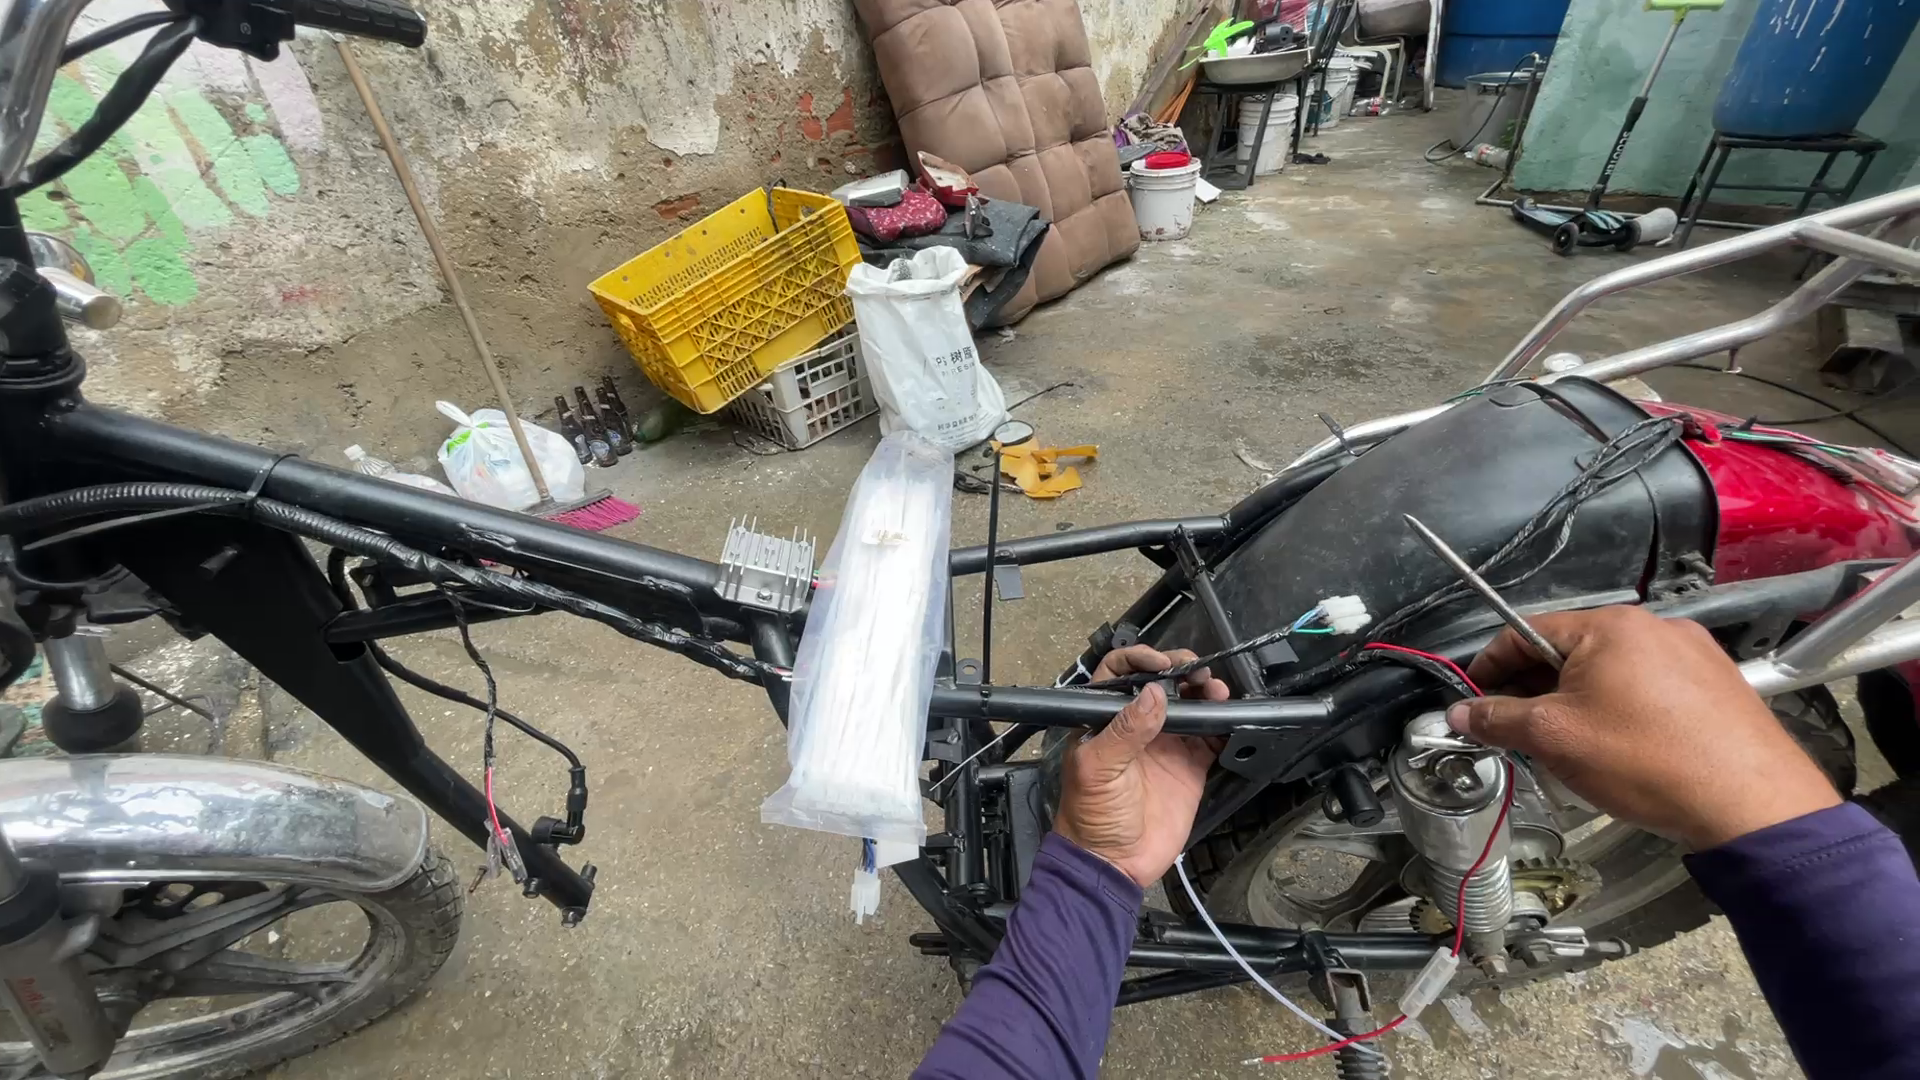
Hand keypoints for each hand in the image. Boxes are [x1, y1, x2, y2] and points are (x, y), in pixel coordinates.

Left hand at [1054, 646, 1227, 886]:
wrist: (1113, 862)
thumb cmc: (1091, 813)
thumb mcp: (1098, 768)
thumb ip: (1125, 731)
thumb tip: (1153, 694)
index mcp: (1105, 717)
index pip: (1118, 673)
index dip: (1138, 660)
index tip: (1161, 662)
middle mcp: (1136, 724)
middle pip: (1160, 683)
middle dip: (1180, 669)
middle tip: (1197, 671)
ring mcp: (1165, 744)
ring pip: (1189, 705)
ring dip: (1204, 692)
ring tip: (1216, 690)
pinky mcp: (1190, 767)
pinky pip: (1211, 739)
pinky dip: (1224, 725)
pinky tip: (1231, 716)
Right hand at [1447, 606, 1840, 849]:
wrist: (1760, 813)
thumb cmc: (1643, 760)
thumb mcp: (1551, 736)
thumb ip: (1494, 717)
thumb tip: (1456, 714)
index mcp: (1610, 626)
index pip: (1521, 633)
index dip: (1488, 666)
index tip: (1473, 699)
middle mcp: (1654, 627)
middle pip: (1564, 650)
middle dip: (1531, 687)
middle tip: (1514, 725)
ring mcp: (1694, 654)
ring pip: (1604, 669)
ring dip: (1571, 698)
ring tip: (1562, 739)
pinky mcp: (1720, 684)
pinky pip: (1645, 684)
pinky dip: (1615, 705)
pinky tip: (1614, 741)